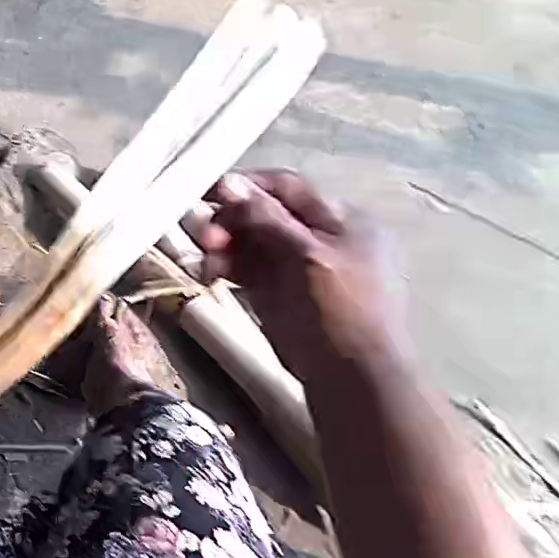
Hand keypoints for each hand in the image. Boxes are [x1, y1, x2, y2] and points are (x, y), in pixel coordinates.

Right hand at [195, 170, 407, 376]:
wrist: (351, 374)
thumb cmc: (341, 308)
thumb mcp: (308, 255)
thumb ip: (267, 218)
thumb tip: (229, 183)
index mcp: (337, 219)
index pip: (284, 187)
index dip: (247, 186)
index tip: (209, 192)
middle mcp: (312, 236)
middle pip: (259, 212)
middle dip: (229, 220)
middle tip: (207, 237)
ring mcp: (290, 263)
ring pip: (245, 239)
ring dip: (222, 243)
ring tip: (208, 260)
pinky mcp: (271, 288)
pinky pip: (240, 265)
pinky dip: (223, 265)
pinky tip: (210, 274)